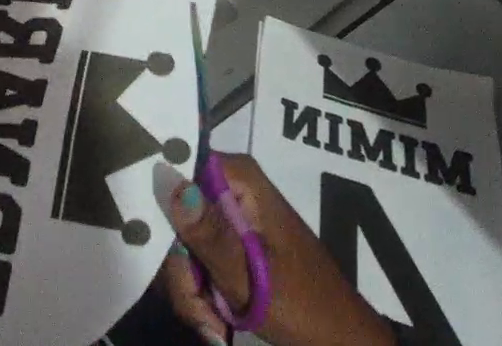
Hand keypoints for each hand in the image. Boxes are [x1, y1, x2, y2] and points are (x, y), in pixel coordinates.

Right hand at [159, 155, 394, 345]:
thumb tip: (166, 177)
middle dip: (180, 271)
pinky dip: (197, 293)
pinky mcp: (225, 240)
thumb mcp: (250, 274)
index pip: (174, 173)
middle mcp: (228, 186)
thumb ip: (207, 231)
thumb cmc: (303, 305)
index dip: (163, 216)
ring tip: (213, 322)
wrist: (338, 341)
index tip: (172, 263)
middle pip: (171, 217)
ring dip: (189, 289)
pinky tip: (214, 319)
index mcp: (238, 178)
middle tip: (203, 310)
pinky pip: (191, 259)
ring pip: (176, 245)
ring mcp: (226, 214)